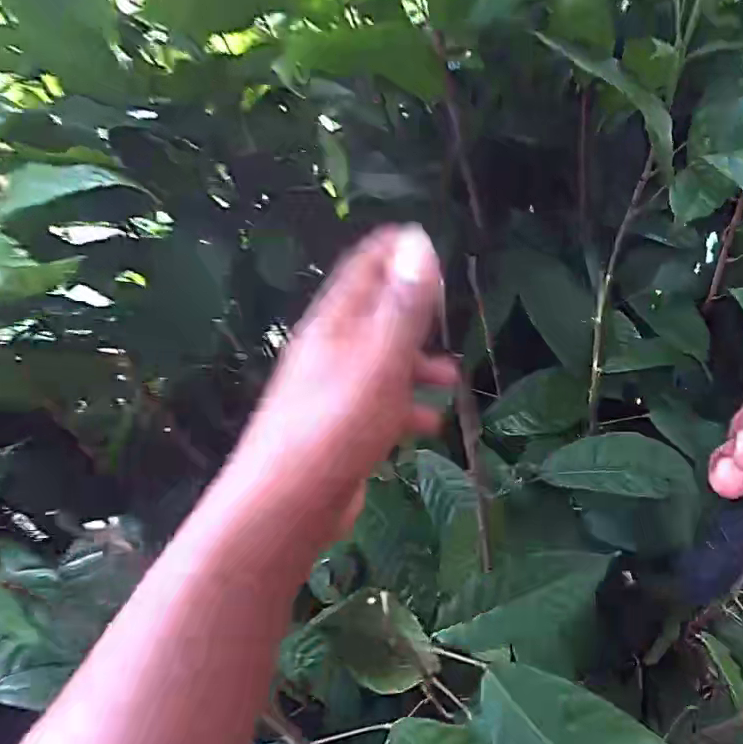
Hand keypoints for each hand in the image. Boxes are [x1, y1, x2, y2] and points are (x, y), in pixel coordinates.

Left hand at [220, 225, 456, 541]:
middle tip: (448, 311)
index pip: (362, 269)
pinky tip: (429, 424)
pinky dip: (406, 407)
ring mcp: (333, 391)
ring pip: (383, 364)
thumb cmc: (338, 425)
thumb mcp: (380, 361)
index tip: (425, 239)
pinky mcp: (340, 428)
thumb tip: (419, 244)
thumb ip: (403, 306)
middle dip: (414, 313)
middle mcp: (330, 351)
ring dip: (418, 366)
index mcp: (335, 326)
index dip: (393, 251)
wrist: (288, 504)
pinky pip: (380, 404)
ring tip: (453, 378)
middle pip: (375, 316)